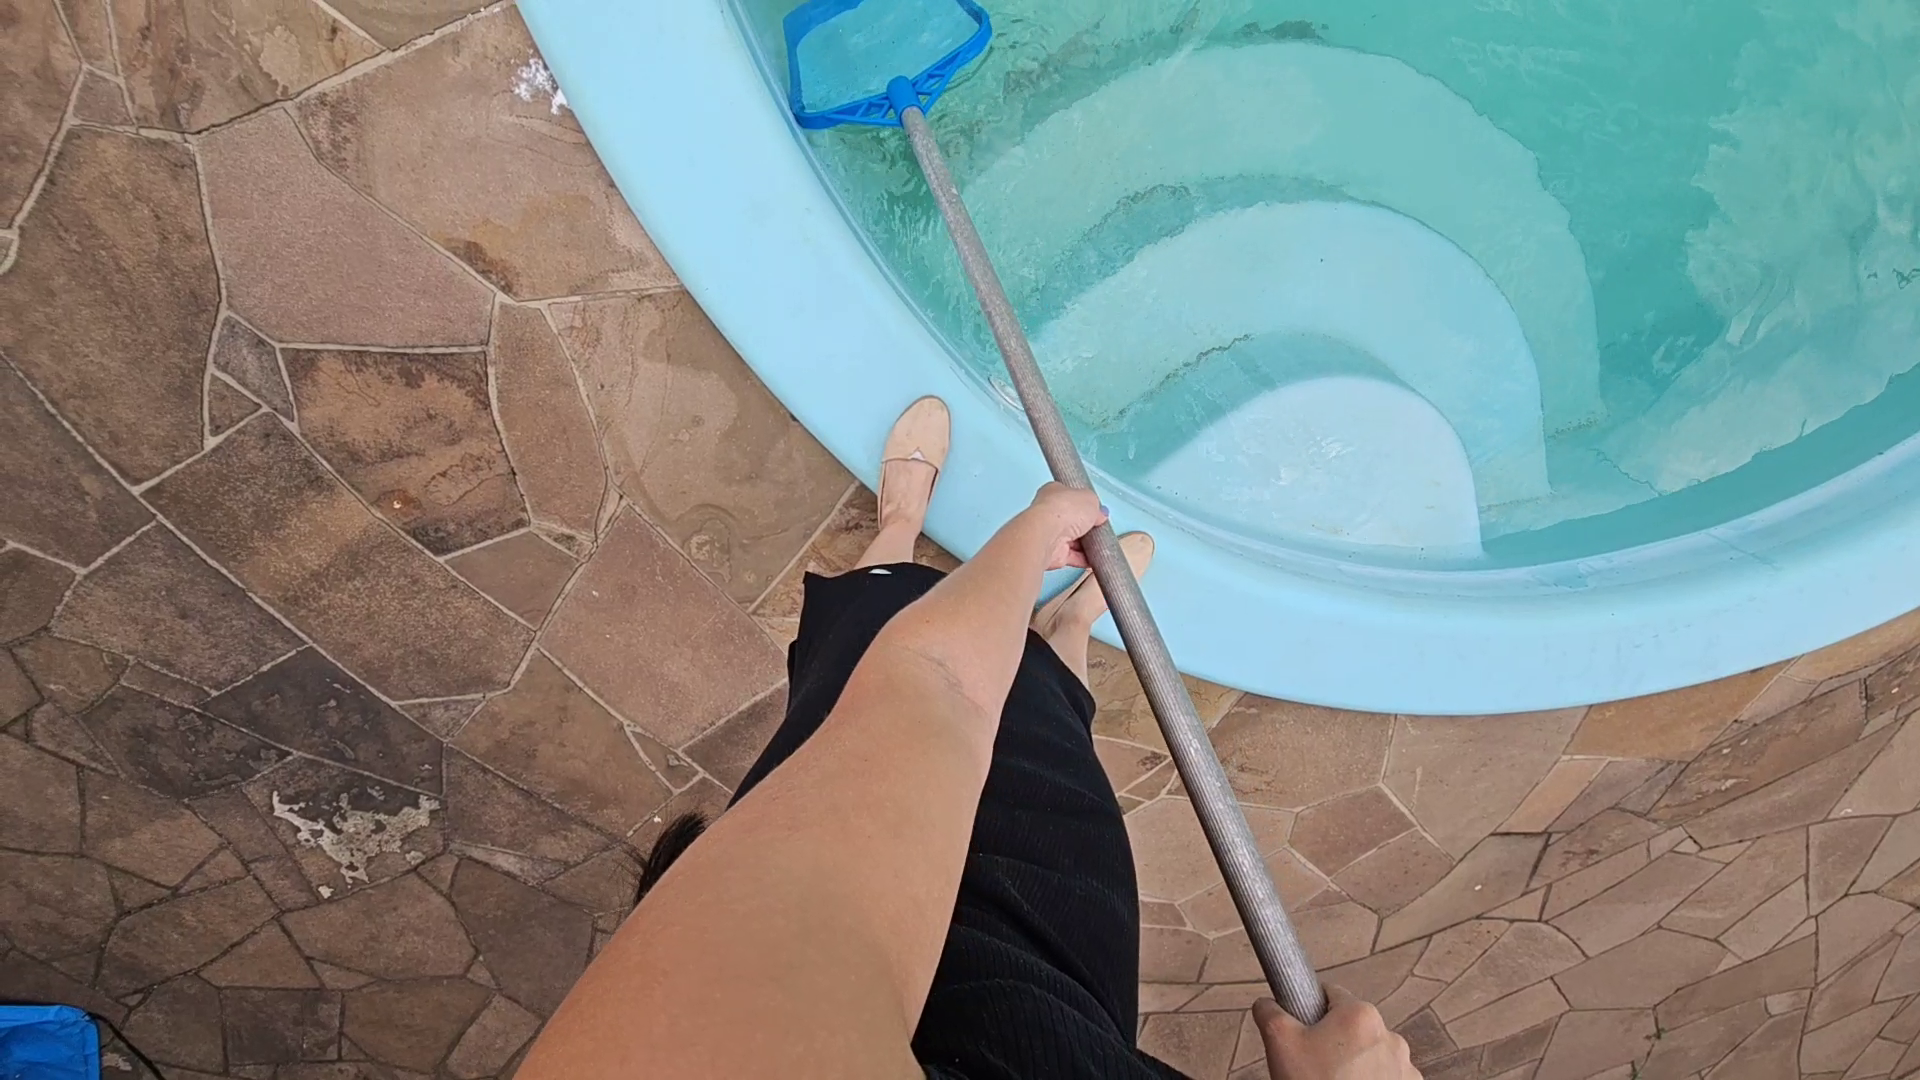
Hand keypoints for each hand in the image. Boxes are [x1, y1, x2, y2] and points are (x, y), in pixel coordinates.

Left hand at [1018, 483, 1107, 569]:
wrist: (1049, 534)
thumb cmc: (1061, 510)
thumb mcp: (1090, 499)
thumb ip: (1096, 507)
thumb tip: (1099, 513)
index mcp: (1053, 492)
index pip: (1070, 497)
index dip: (1084, 504)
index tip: (1096, 510)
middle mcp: (1048, 513)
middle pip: (1071, 521)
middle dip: (1085, 526)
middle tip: (1098, 527)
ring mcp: (1050, 534)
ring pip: (1072, 540)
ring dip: (1085, 544)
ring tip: (1100, 543)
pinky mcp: (1053, 553)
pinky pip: (1071, 556)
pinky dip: (1083, 559)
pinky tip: (1094, 558)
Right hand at [1257, 988, 1419, 1079]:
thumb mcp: (1277, 1039)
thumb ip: (1268, 1009)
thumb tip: (1268, 1005)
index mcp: (1361, 1015)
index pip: (1329, 993)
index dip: (1310, 1010)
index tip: (1303, 1031)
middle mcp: (1392, 1038)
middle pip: (1351, 1026)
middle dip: (1333, 1040)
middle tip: (1314, 1063)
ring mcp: (1408, 1071)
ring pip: (1370, 1054)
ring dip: (1355, 1064)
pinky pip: (1387, 1079)